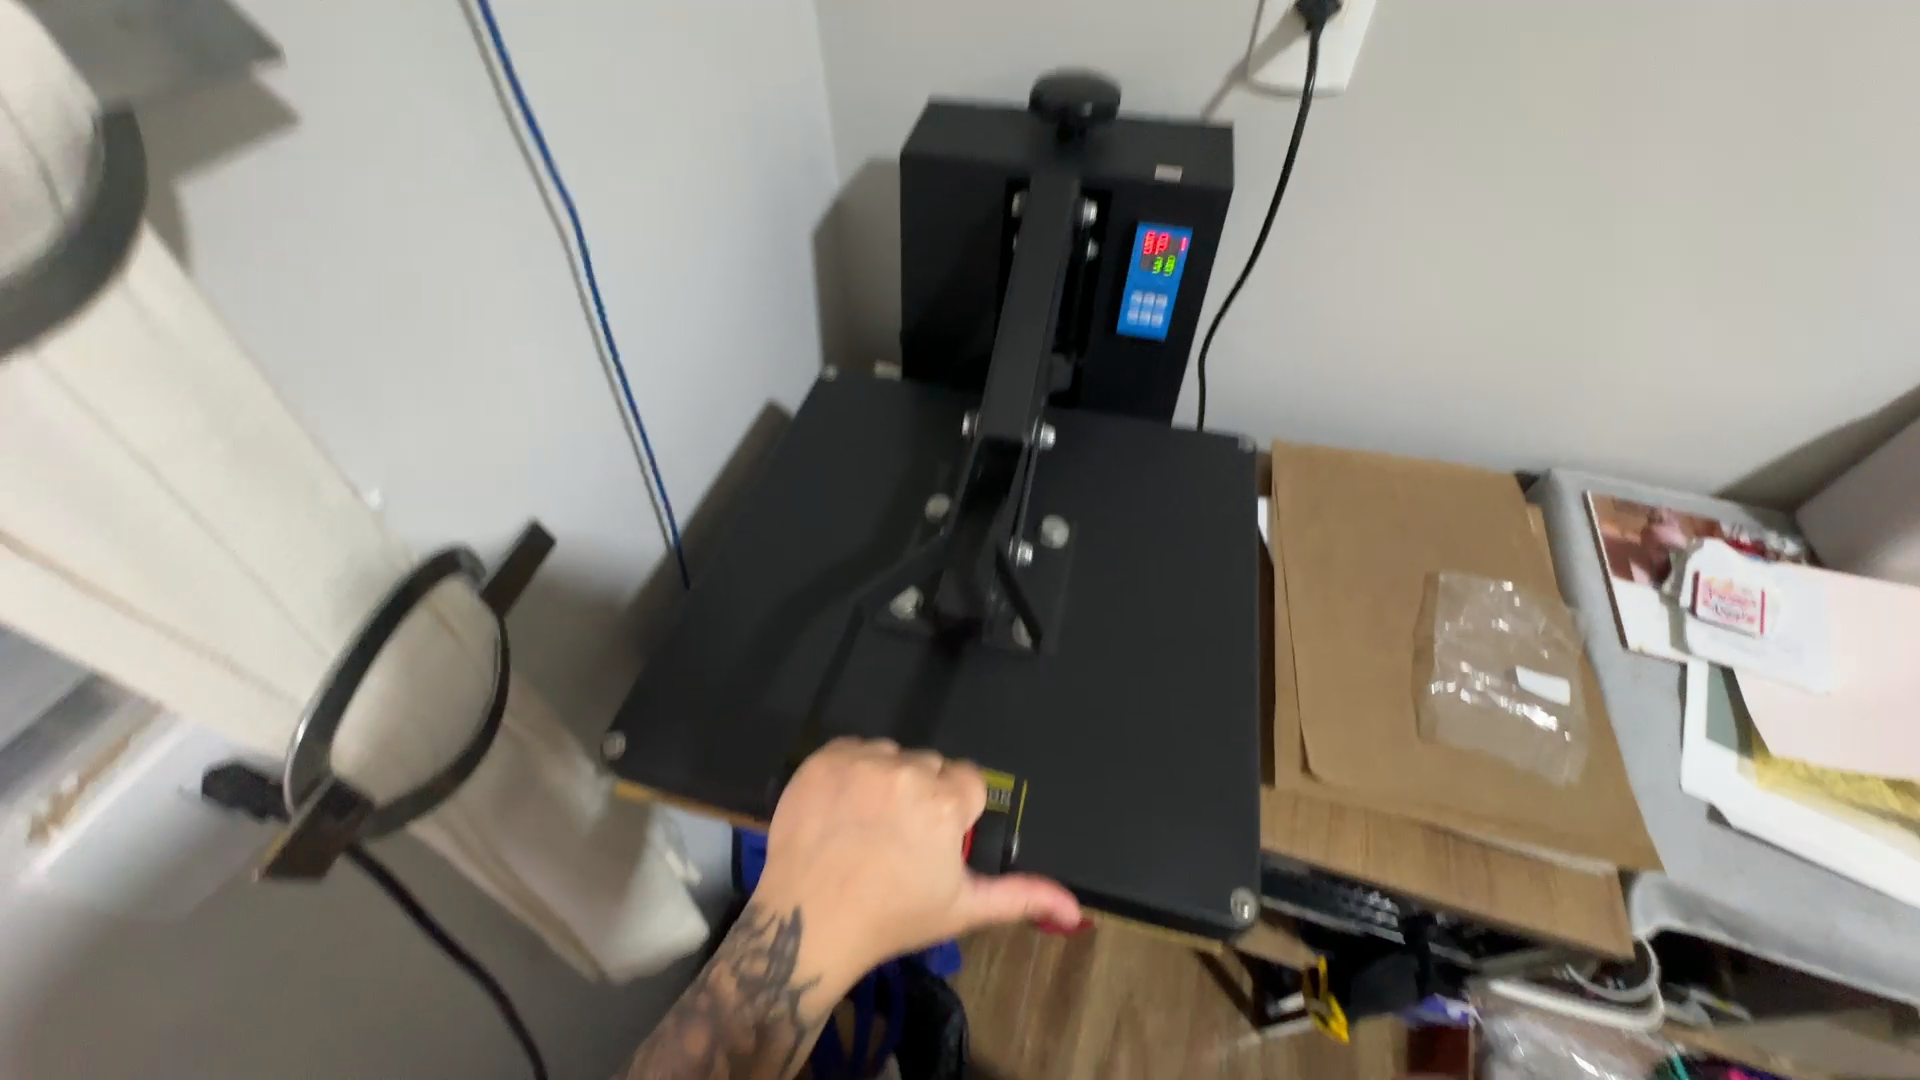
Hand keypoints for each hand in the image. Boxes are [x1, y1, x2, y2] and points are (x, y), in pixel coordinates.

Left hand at [753, 738, 1082, 995]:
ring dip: (888, 779)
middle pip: (931, 766)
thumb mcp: (962, 909)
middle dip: (924, 794)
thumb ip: (1022, 896)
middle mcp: (906, 772)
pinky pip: (854, 748)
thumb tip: (1077, 908)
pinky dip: (853, 770)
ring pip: (892, 755)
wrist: (808, 922)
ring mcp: (860, 762)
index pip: (969, 781)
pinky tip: (845, 807)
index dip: (956, 812)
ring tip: (870, 823)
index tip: (934, 839)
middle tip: (900, 837)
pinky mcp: (823, 758)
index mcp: (945, 803)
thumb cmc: (891, 917)